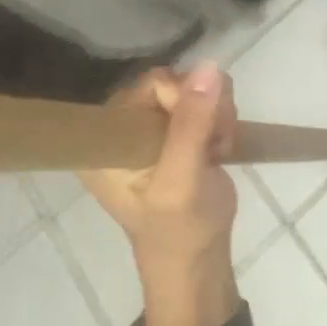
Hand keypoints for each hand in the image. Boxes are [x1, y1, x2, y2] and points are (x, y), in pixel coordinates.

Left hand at [79, 62, 241, 325]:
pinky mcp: (176, 130)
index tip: (198, 129)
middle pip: (175, 81)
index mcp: (105, 140)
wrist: (199, 258)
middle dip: (204, 106)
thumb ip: (191, 125)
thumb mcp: (181, 179)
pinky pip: (205, 98)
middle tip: (213, 141)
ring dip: (217, 112)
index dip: (180, 97)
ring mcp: (150, 128)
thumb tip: (209, 67)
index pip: (147, 86)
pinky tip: (219, 144)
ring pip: (195, 86)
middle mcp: (122, 128)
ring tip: (216, 147)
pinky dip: (221, 116)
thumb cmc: (180, 228)